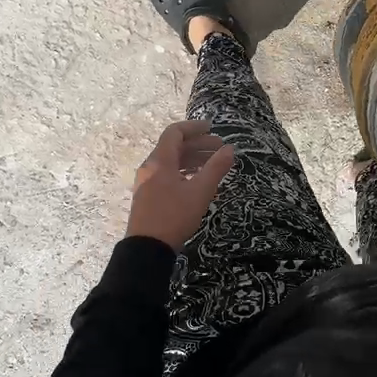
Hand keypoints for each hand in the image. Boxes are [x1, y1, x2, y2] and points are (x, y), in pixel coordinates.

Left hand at [128, 120, 236, 249]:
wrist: (147, 249)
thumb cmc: (174, 215)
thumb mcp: (200, 191)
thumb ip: (216, 168)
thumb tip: (230, 149)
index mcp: (160, 161)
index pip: (174, 132)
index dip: (194, 127)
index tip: (212, 128)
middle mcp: (150, 167)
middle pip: (174, 147)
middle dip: (198, 145)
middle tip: (220, 149)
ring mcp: (147, 182)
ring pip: (171, 162)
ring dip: (192, 159)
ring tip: (212, 165)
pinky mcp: (148, 196)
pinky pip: (166, 174)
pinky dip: (183, 172)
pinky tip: (197, 182)